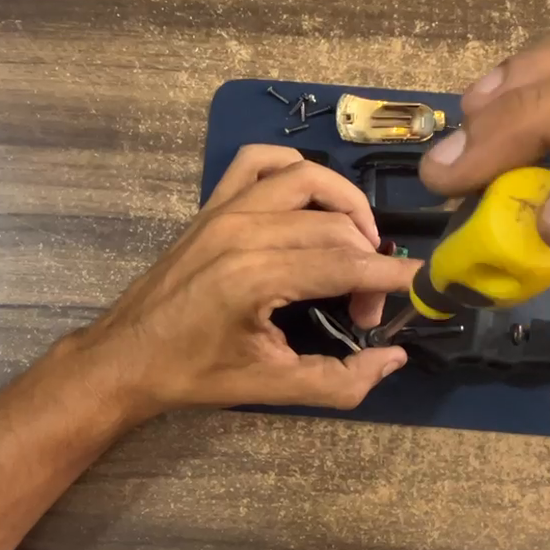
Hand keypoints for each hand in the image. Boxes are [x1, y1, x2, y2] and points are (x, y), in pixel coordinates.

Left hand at [70, 145, 417, 421]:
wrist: (126, 357)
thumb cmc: (194, 375)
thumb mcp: (271, 387)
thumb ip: (340, 379)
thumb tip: (392, 359)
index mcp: (256, 277)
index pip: (346, 263)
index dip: (392, 275)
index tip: (423, 285)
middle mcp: (243, 231)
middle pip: (334, 227)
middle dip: (368, 263)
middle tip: (366, 307)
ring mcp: (224, 209)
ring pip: (307, 180)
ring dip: (344, 207)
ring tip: (356, 244)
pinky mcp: (211, 204)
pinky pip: (259, 162)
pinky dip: (293, 168)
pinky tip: (309, 201)